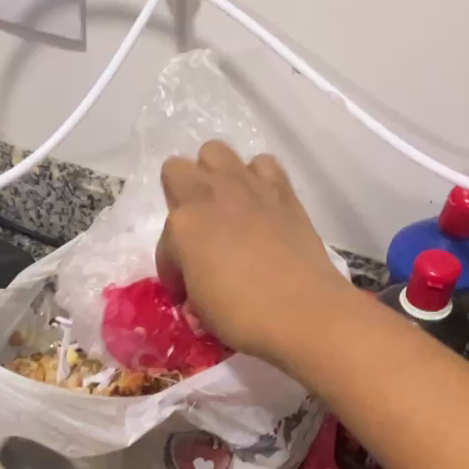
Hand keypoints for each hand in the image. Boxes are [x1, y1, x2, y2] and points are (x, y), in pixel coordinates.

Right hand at [156, 141, 358, 362]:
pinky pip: (262, 164)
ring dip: (214, 177)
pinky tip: (260, 205)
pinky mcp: (282, 190)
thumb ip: (192, 288)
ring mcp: (248, 186)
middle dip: (179, 199)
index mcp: (182, 226)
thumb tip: (197, 290)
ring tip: (225, 208)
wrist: (304, 311)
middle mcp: (210, 195)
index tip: (186, 291)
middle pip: (176, 170)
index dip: (172, 271)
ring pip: (215, 153)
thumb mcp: (201, 311)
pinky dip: (257, 179)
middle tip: (195, 232)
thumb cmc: (243, 316)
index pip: (164, 246)